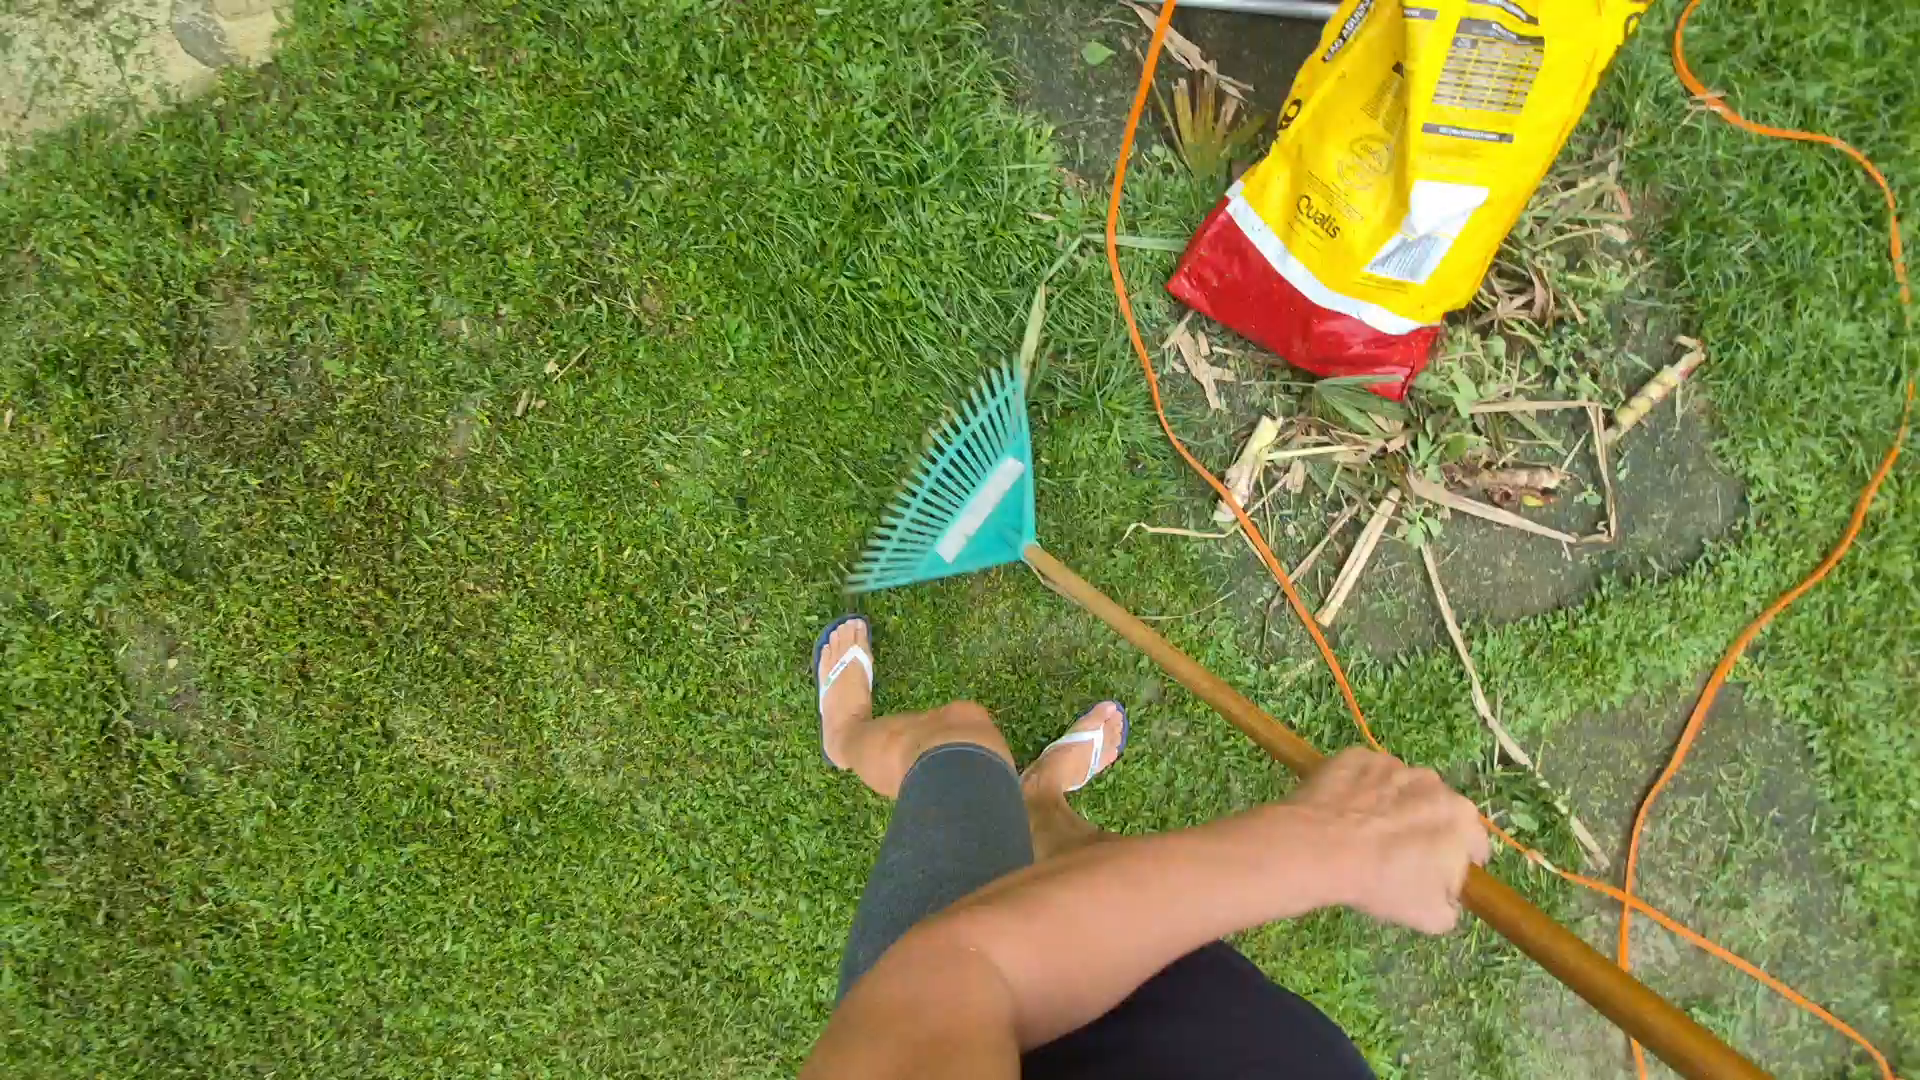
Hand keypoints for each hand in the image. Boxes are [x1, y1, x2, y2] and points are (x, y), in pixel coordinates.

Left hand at [1285, 747, 1489, 933]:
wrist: (1317, 847)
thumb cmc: (1381, 882)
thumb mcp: (1433, 916)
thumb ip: (1451, 903)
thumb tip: (1444, 894)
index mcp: (1460, 817)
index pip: (1471, 840)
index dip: (1457, 859)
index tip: (1435, 871)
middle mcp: (1430, 781)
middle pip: (1435, 807)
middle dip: (1423, 826)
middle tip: (1396, 850)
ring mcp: (1389, 763)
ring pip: (1399, 787)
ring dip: (1390, 803)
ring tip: (1364, 828)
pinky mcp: (1352, 756)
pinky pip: (1363, 774)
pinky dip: (1358, 787)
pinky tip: (1343, 809)